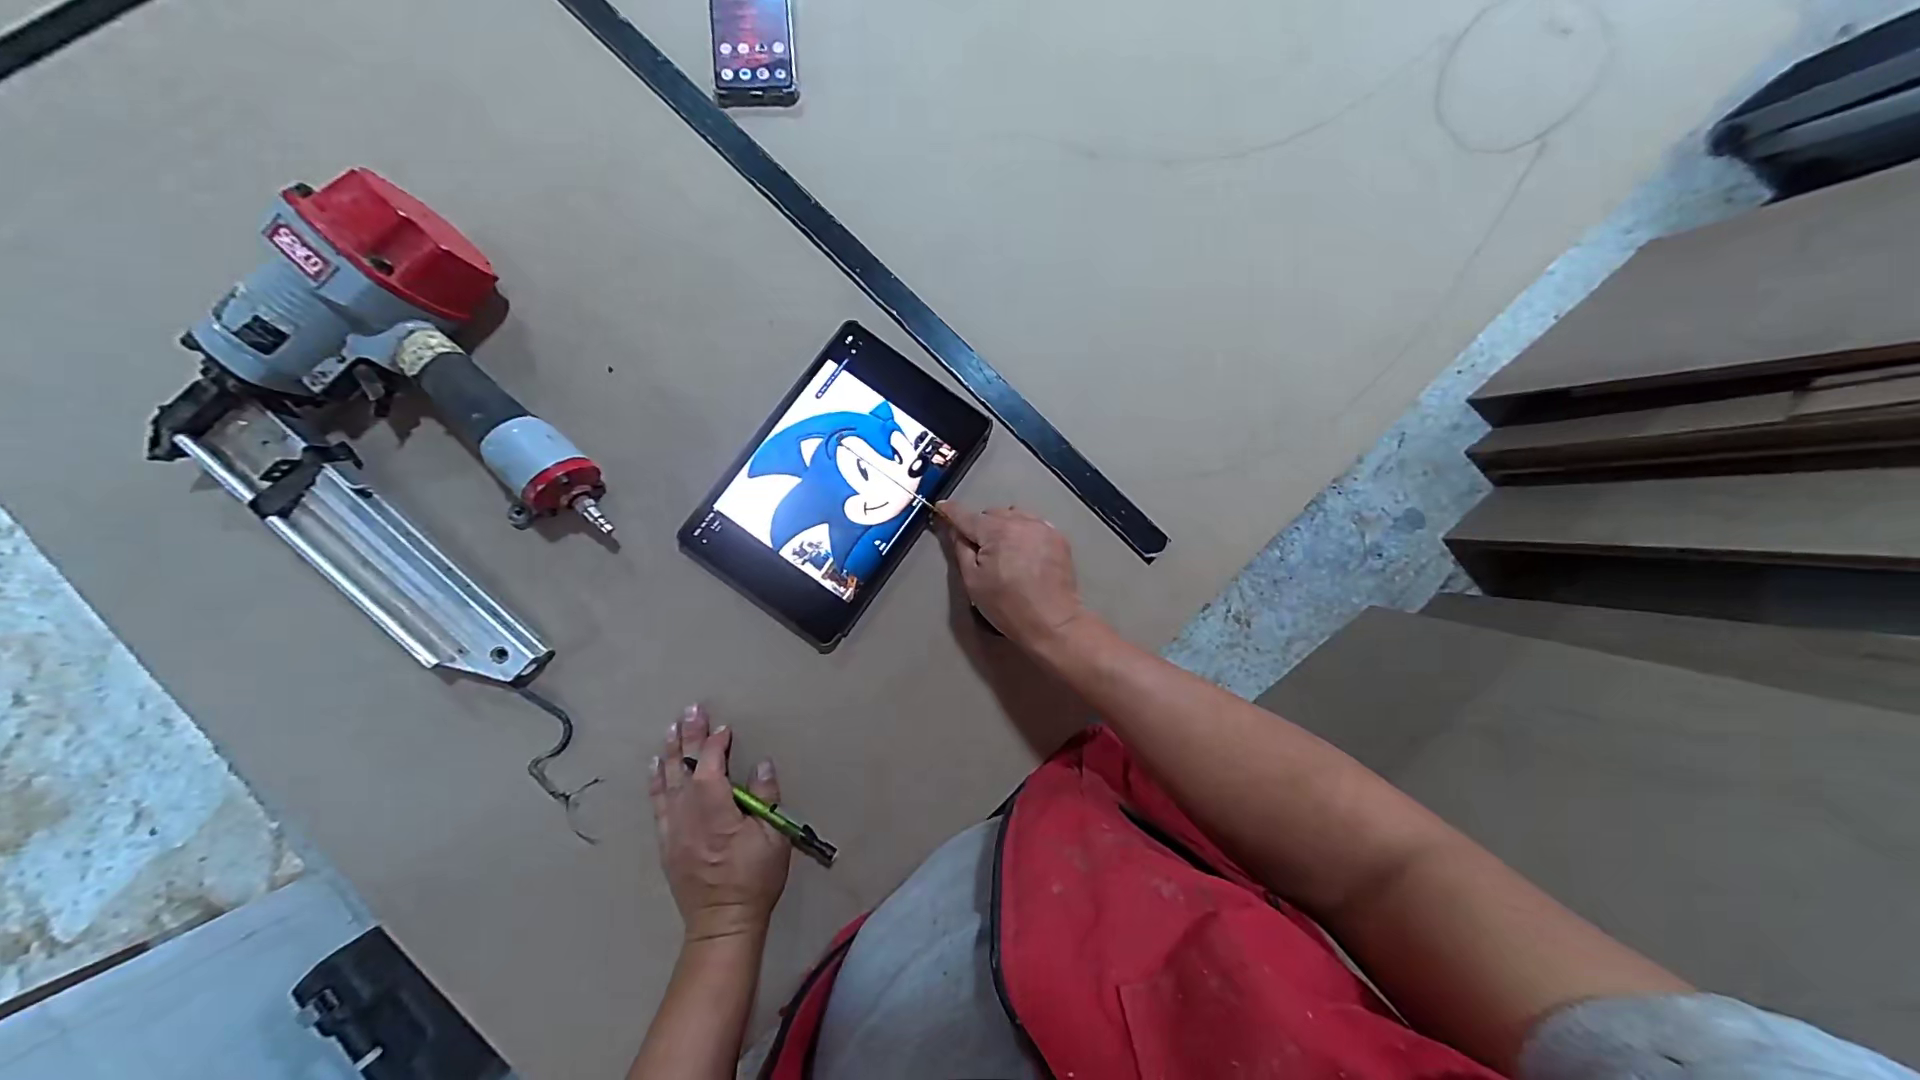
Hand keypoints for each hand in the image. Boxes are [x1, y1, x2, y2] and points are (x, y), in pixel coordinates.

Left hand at [649, 706, 789, 942]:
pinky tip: (655, 767)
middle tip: (691, 710)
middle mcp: (688, 814)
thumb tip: (761, 766)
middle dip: (689, 736)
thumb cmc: (754, 879)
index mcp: (715, 810)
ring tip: (672, 728)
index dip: (717, 744)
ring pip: (667, 781)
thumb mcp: (773, 838)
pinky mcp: (666, 843)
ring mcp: (673, 829)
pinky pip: (657, 804)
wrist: (722, 922)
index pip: (711, 766)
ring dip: (670, 752)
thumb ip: (765, 799)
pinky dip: (656, 781)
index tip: (725, 729)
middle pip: (685, 767)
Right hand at [936, 501, 1088, 649]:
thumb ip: (961, 550)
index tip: (942, 508)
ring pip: (1014, 515)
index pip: (967, 516)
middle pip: (992, 513)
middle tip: (980, 550)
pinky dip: (1024, 532)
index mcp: (997, 532)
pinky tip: (1024, 552)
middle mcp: (1021, 522)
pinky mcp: (1058, 538)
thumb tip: (954, 530)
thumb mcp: (973, 581)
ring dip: (1004, 526)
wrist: (1053, 622)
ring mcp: (1042, 528)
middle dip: (982, 526)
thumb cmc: (1008, 606)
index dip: (951, 511)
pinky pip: (1033, 524)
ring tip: (1004, 551)